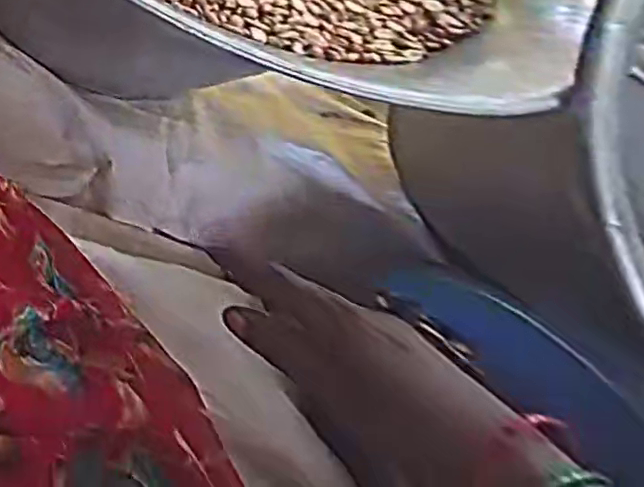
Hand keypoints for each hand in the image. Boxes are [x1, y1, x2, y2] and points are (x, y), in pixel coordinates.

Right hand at [214, 251, 556, 486]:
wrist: (500, 463)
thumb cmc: (398, 419)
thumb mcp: (328, 386)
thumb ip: (280, 346)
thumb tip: (233, 312)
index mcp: (333, 314)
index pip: (274, 276)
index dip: (240, 261)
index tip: (210, 248)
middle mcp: (362, 312)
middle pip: (304, 290)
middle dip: (271, 285)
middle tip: (237, 281)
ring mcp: (396, 332)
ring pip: (332, 308)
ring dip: (303, 307)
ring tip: (278, 313)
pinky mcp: (420, 354)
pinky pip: (356, 325)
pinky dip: (330, 325)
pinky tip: (329, 342)